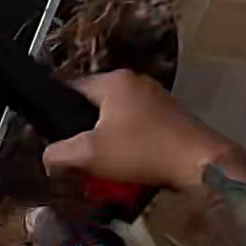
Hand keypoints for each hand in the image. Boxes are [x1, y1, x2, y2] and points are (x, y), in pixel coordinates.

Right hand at [42, 70, 239, 190]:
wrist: (197, 164)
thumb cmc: (141, 152)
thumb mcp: (89, 155)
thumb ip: (58, 154)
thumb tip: (47, 158)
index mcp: (114, 81)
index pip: (71, 88)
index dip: (56, 112)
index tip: (50, 135)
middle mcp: (135, 81)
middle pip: (94, 104)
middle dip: (82, 130)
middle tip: (75, 156)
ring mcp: (156, 97)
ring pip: (116, 117)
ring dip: (105, 139)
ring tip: (98, 164)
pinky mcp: (169, 116)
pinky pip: (136, 126)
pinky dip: (126, 143)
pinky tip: (125, 163)